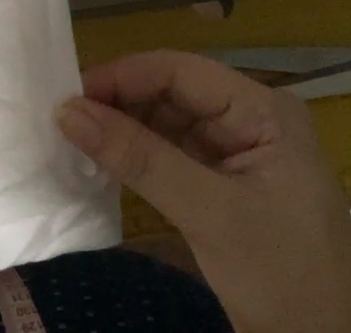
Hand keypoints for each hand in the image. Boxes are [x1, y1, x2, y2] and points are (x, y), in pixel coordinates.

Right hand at [55, 51, 350, 332]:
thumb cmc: (288, 279)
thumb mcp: (211, 214)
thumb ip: (139, 158)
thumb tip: (67, 111)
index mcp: (262, 111)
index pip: (180, 71)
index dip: (123, 76)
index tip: (69, 96)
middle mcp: (248, 122)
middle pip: (169, 94)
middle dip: (118, 103)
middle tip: (61, 119)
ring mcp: (235, 157)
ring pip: (164, 125)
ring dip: (121, 130)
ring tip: (70, 137)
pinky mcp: (221, 190)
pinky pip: (168, 158)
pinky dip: (134, 159)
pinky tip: (99, 163)